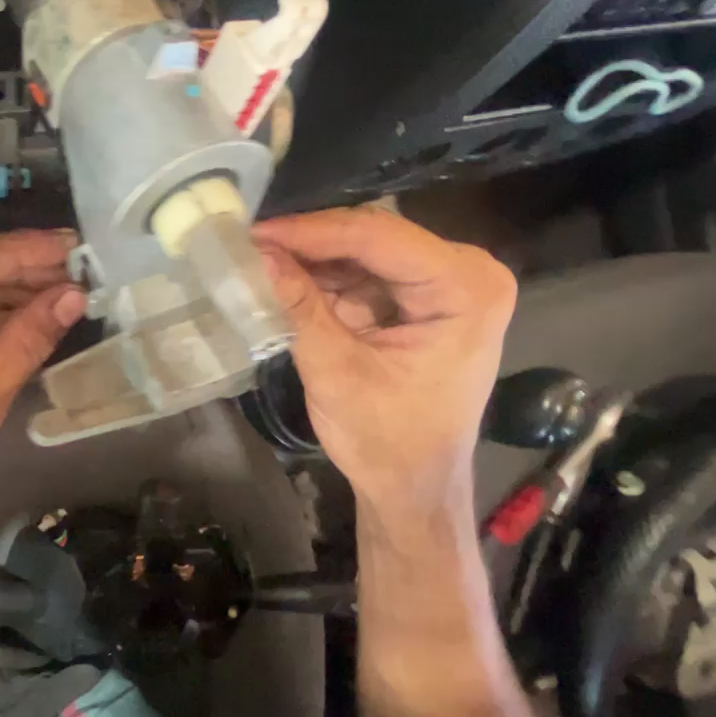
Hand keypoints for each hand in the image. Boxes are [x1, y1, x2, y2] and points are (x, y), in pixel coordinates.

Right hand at [252, 203, 515, 516]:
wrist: (412, 484)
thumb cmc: (386, 439)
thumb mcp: (335, 371)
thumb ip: (300, 308)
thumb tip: (259, 255)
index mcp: (465, 289)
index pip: (379, 238)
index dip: (312, 232)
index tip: (255, 233)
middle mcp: (465, 273)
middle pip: (374, 237)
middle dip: (310, 241)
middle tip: (249, 242)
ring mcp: (444, 285)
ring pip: (364, 251)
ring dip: (312, 257)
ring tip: (257, 257)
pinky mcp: (420, 300)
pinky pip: (365, 273)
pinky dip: (324, 277)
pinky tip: (284, 277)